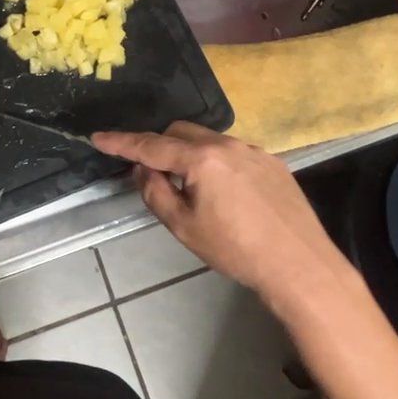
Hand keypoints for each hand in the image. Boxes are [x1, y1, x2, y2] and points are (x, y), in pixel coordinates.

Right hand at [92, 122, 346, 308]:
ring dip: (190, 154)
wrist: (299, 265)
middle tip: (151, 174)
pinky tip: (224, 193)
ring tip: (191, 188)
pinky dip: (216, 162)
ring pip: (208, 140)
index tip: (98, 137)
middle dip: (159, 146)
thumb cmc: (236, 250)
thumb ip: (156, 192)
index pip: (151, 145)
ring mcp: (254, 150)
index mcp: (202, 158)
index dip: (121, 142)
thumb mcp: (184, 227)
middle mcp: (227, 144)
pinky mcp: (273, 163)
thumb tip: (143, 170)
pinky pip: (233, 152)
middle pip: (180, 132)